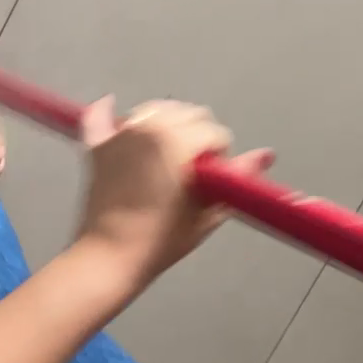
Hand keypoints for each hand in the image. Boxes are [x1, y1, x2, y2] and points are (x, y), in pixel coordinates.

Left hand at [74, 97, 273, 288]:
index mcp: (179, 142)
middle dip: (196, 134)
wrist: (111, 254)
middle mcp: (149, 129)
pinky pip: (98, 117)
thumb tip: (266, 154)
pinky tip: (111, 107)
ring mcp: (119, 135)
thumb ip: (237, 177)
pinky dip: (107, 113)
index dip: (220, 153)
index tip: (214, 176)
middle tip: (192, 167)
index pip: (214, 131)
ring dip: (164, 124)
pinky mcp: (96, 146)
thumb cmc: (162, 239)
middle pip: (185, 113)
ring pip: (152, 111)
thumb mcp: (207, 212)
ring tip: (166, 152)